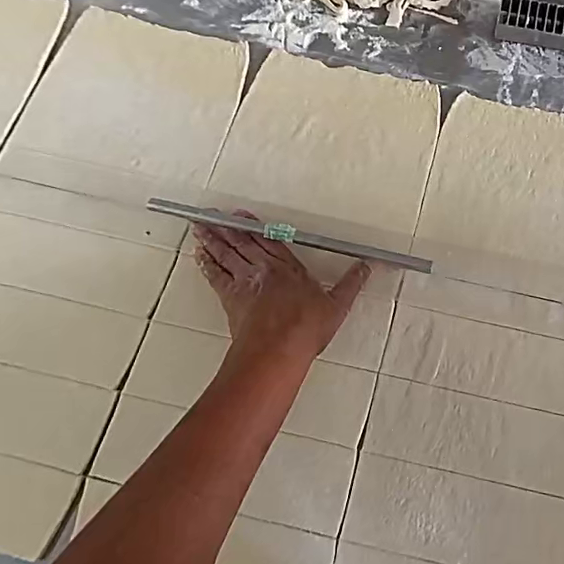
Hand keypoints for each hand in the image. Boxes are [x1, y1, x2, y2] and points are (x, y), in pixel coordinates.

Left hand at [191, 213, 370, 363]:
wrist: (278, 350)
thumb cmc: (305, 329)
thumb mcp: (337, 305)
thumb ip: (351, 284)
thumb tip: (365, 268)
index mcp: (290, 268)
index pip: (270, 240)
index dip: (254, 227)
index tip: (242, 216)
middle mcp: (265, 270)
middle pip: (243, 243)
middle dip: (227, 228)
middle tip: (212, 214)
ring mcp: (246, 283)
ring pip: (226, 255)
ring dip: (212, 240)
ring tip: (200, 227)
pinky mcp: (232, 298)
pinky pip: (216, 275)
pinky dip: (206, 264)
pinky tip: (199, 255)